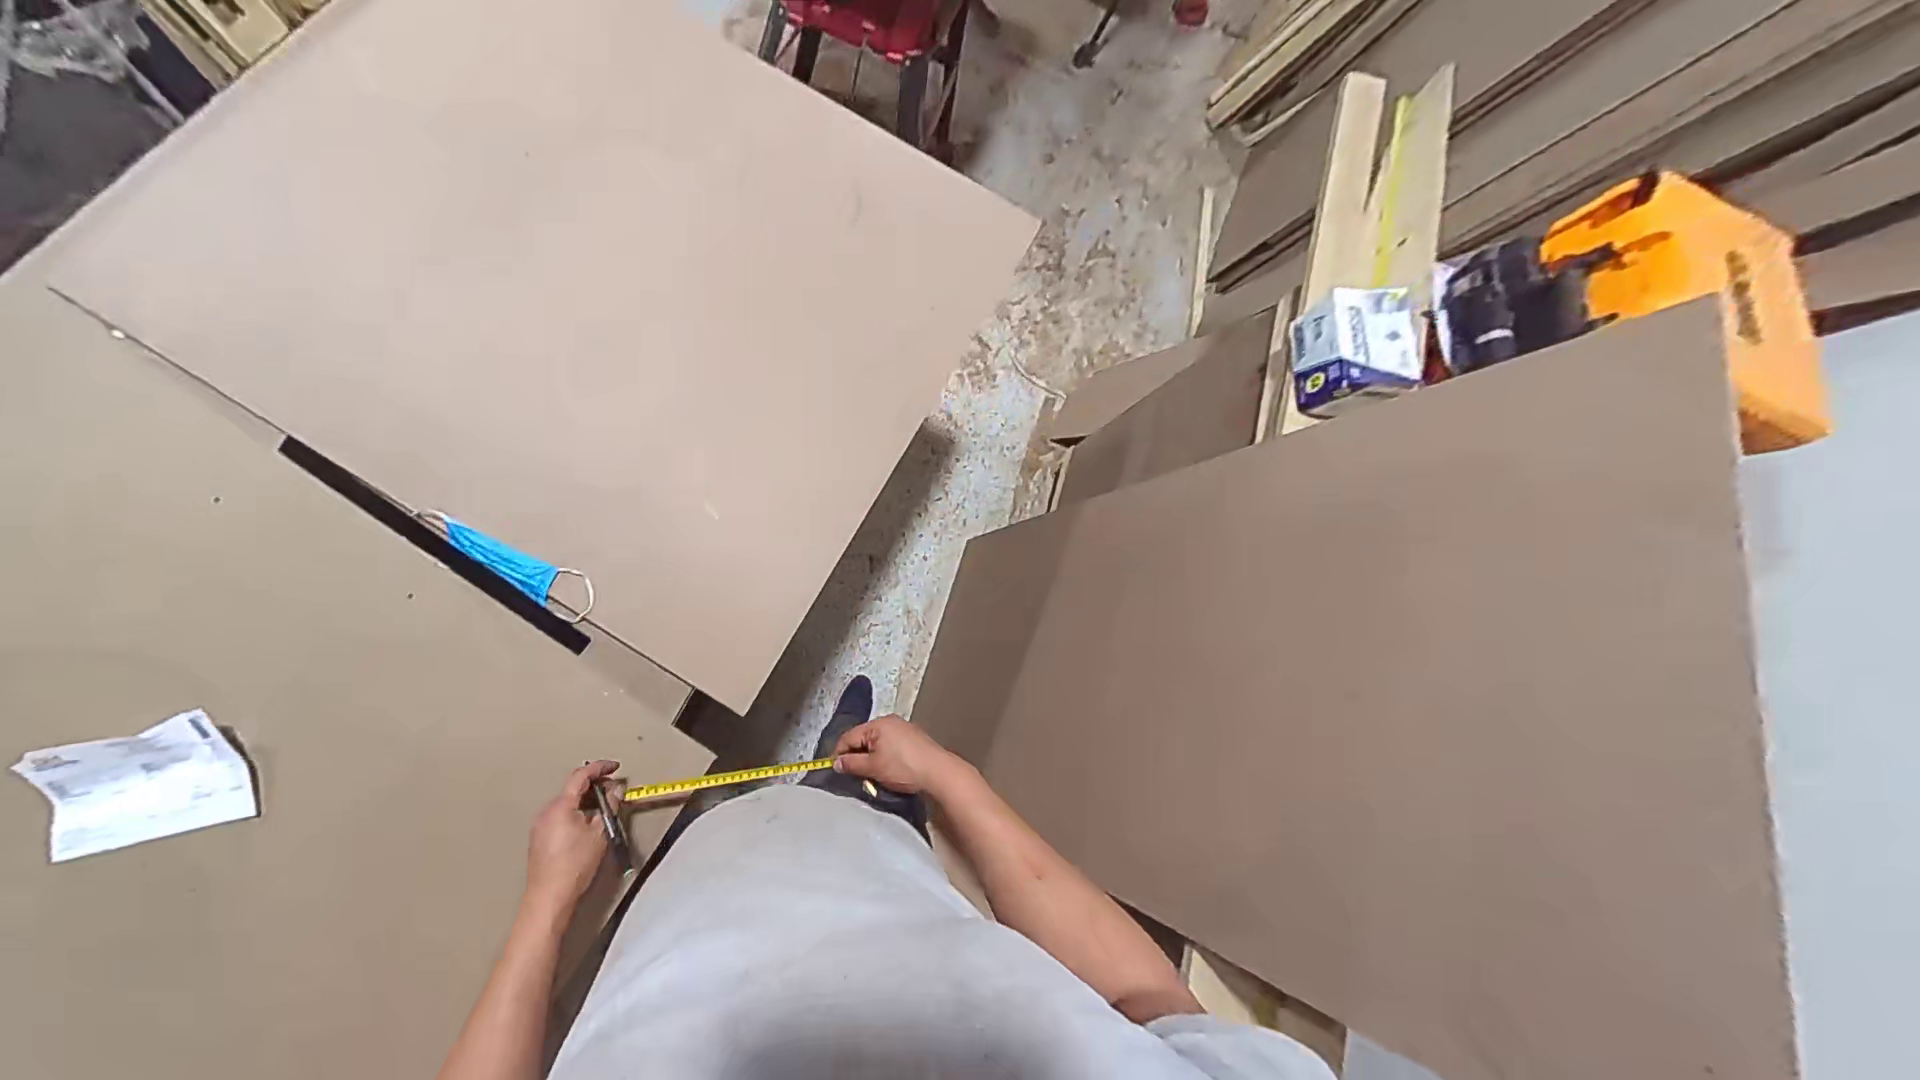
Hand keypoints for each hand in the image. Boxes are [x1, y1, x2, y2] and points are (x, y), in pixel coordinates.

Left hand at [524, 760, 618, 914]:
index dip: (600, 768)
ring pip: (567, 802)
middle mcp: (546, 813)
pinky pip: (561, 815)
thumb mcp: (600, 832)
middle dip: (595, 784)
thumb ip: (610, 805)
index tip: (614, 767)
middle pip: (573, 788)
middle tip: (614, 788)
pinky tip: (589, 821)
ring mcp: (541, 826)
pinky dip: (577, 811)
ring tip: (605, 807)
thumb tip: (616, 792)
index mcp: (560, 807)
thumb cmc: (574, 866)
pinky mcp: (540, 838)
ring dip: (587, 799)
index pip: (581, 776)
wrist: (550, 897)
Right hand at [833, 715, 962, 794]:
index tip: (836, 770)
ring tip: (872, 775)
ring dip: (871, 757)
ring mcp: (903, 728)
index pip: (849, 736)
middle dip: (856, 756)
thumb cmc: (904, 767)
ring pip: (877, 742)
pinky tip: (888, 770)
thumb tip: (837, 762)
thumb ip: (851, 764)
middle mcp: (890, 721)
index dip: (839, 753)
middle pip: (863, 738)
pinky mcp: (913, 738)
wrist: (938, 772)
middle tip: (855, 775)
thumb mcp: (873, 767)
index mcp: (878, 724)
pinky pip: (890, 745)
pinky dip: (884, 756)